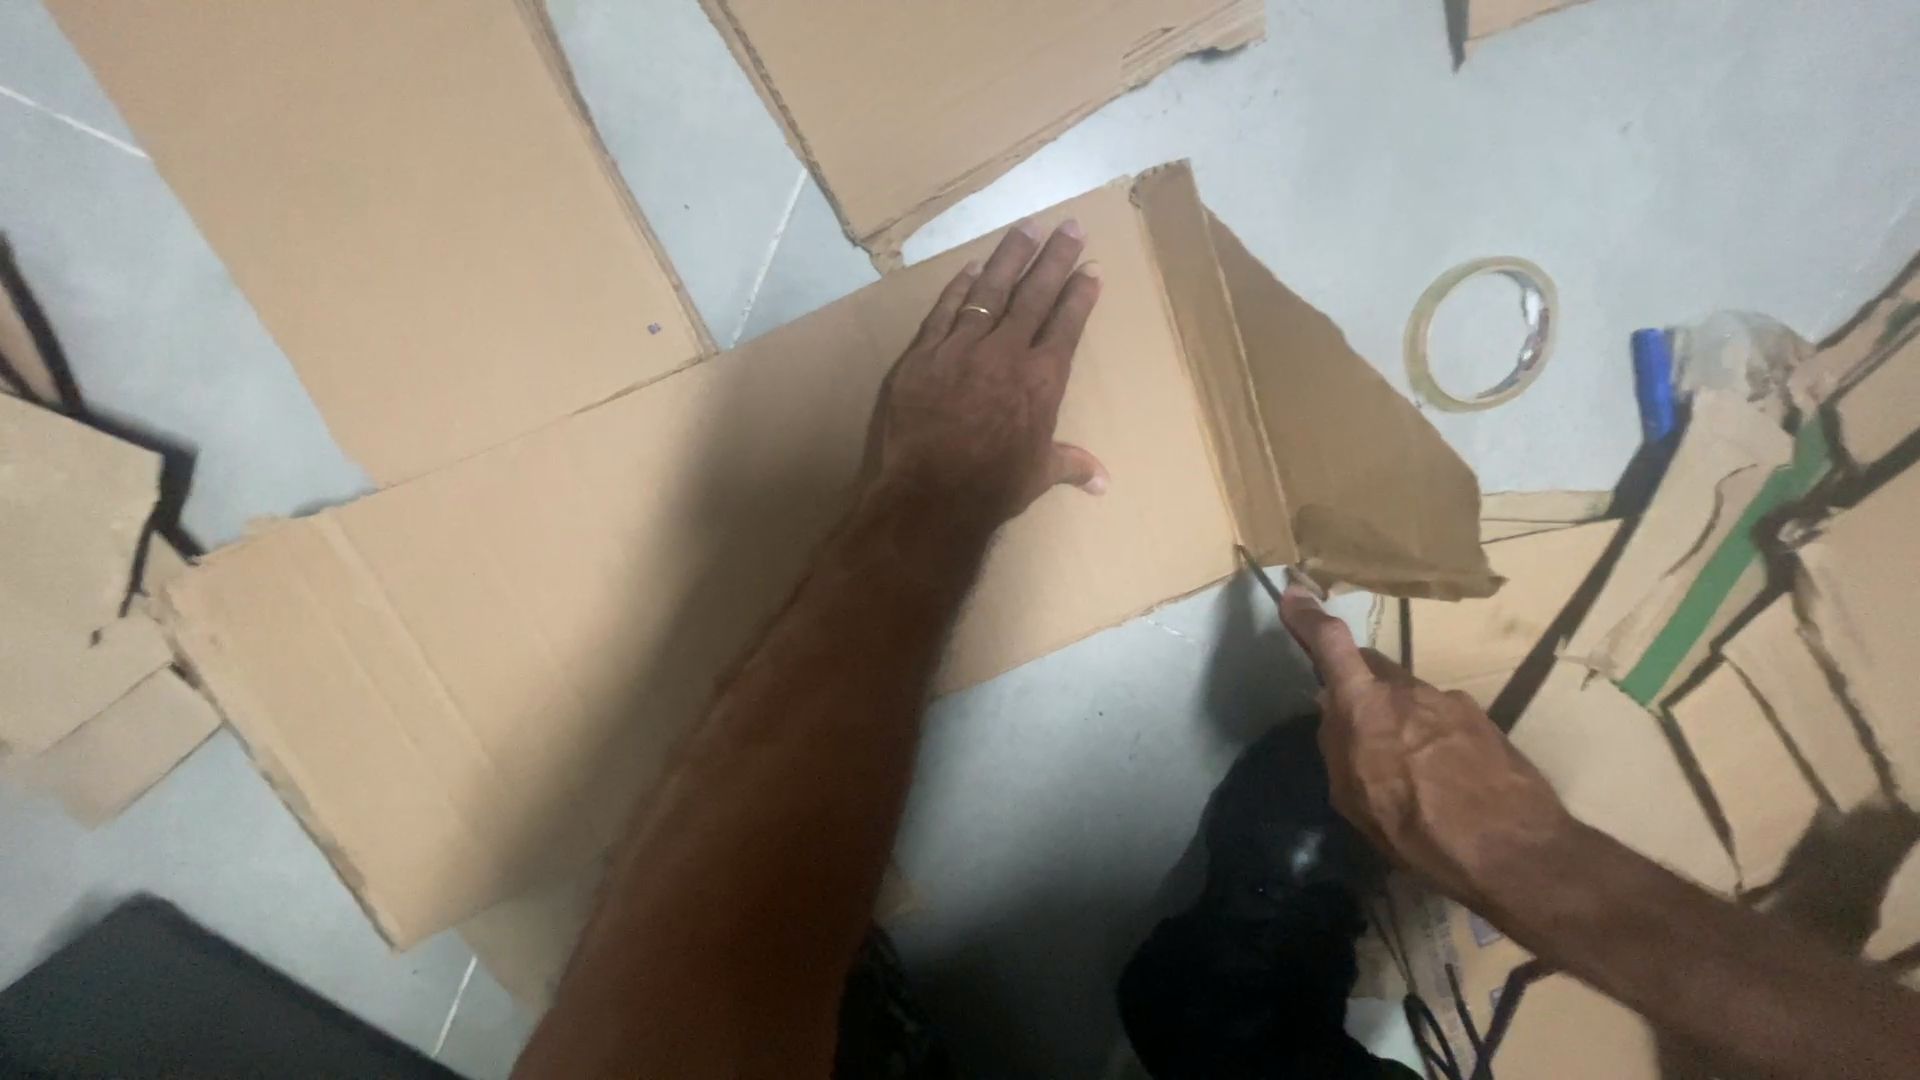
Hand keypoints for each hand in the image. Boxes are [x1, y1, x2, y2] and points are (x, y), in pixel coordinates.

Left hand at [869, 218, 1107, 526]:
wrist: (931, 493)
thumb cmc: (993, 487)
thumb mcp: (1039, 475)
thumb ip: (1071, 465)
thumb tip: (1103, 482)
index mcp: (1043, 379)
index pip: (1066, 324)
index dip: (1079, 294)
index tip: (1090, 269)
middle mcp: (1007, 352)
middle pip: (1035, 294)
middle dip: (1055, 258)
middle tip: (1070, 227)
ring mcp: (962, 348)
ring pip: (991, 290)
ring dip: (1010, 257)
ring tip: (1026, 227)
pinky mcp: (924, 354)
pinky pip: (945, 310)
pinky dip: (959, 287)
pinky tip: (971, 267)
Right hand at [1276, 585, 1576, 907]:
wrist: (1517, 854)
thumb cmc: (1417, 830)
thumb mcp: (1352, 796)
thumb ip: (1338, 744)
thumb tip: (1335, 714)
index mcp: (1365, 705)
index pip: (1331, 644)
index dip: (1308, 617)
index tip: (1295, 596)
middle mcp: (1407, 691)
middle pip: (1372, 670)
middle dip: (1359, 686)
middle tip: (1359, 726)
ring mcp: (1451, 702)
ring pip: (1410, 697)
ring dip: (1400, 718)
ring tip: (1410, 768)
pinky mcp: (1485, 722)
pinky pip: (1444, 718)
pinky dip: (1434, 737)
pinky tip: (1446, 777)